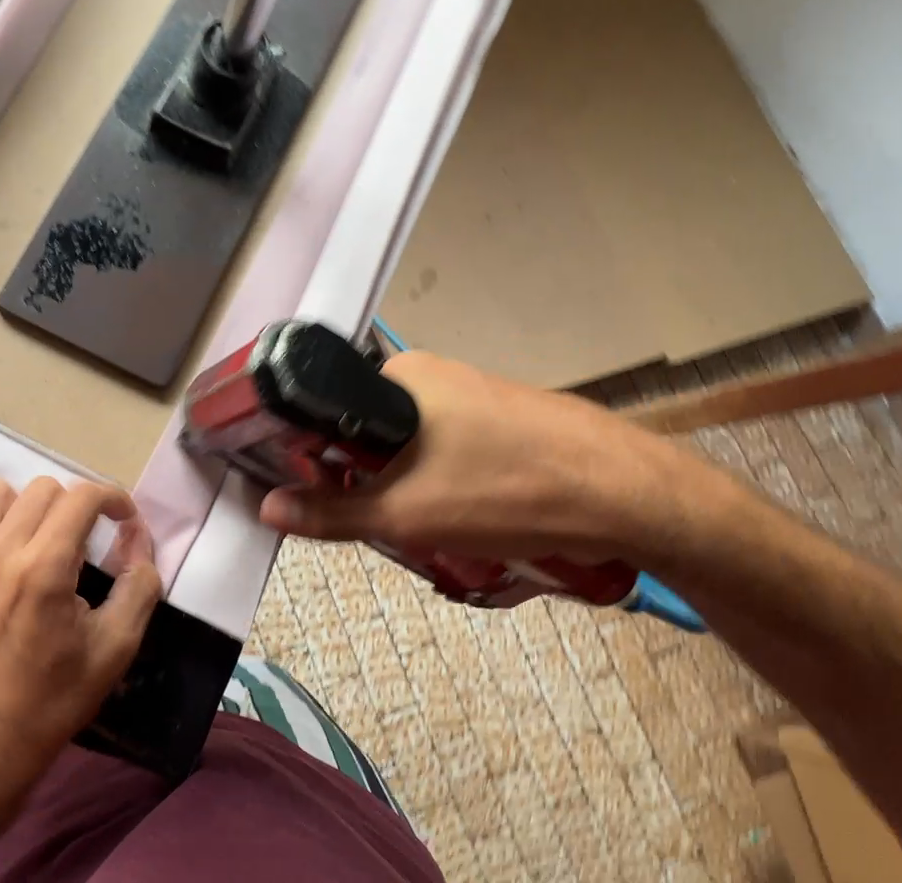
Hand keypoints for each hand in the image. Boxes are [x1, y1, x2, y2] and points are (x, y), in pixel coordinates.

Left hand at [0, 478, 162, 802]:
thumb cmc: (53, 700)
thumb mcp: (115, 649)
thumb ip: (139, 585)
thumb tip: (139, 539)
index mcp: (44, 569)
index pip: (81, 496)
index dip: (113, 498)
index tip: (125, 521)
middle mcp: (0, 552)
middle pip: (45, 488)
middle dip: (77, 505)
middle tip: (89, 542)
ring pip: (3, 491)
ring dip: (34, 506)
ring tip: (48, 542)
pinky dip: (3, 523)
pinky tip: (15, 561)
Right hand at [259, 351, 716, 564]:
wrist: (633, 498)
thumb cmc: (505, 492)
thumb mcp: (405, 514)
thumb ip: (331, 512)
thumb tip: (267, 510)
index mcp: (401, 374)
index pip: (328, 408)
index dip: (313, 455)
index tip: (318, 496)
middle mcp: (435, 373)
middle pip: (369, 431)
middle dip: (368, 479)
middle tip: (385, 522)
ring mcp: (477, 394)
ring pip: (413, 446)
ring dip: (410, 486)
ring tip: (435, 527)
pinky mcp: (511, 419)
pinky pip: (453, 450)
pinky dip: (448, 483)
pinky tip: (474, 516)